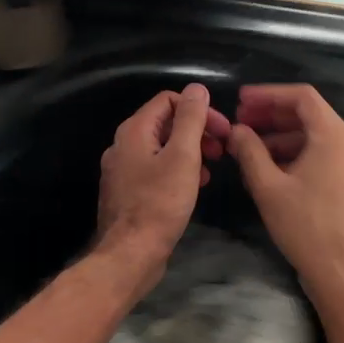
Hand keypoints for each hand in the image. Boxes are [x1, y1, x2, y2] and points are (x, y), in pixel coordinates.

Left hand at [96, 82, 229, 274]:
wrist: (131, 254)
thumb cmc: (160, 204)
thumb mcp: (183, 157)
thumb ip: (190, 120)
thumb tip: (197, 89)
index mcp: (133, 132)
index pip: (168, 101)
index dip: (199, 110)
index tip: (222, 132)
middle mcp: (122, 146)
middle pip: (163, 124)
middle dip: (196, 132)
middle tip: (220, 151)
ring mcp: (122, 172)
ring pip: (160, 150)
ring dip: (189, 154)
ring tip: (210, 171)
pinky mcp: (127, 194)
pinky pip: (154, 172)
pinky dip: (176, 172)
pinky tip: (192, 189)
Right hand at [228, 84, 343, 287]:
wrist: (340, 271)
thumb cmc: (304, 225)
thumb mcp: (268, 187)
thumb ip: (250, 152)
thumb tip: (236, 131)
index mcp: (335, 136)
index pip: (302, 97)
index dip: (268, 94)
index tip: (241, 101)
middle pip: (311, 116)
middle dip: (273, 117)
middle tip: (241, 124)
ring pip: (317, 138)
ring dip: (283, 139)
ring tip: (250, 150)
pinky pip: (326, 157)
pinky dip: (300, 155)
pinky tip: (273, 170)